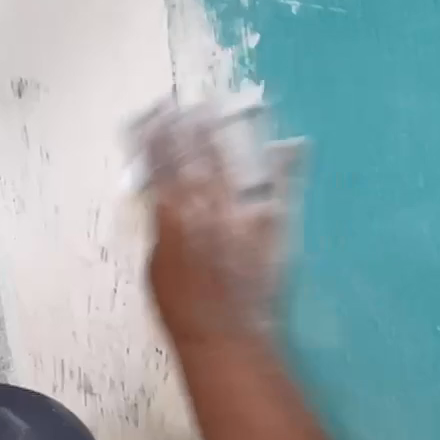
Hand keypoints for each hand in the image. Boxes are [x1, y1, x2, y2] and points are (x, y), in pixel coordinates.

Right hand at [134, 109, 303, 345]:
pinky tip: (288, 143)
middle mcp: (206, 210)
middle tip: (181, 104)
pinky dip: (283, 166)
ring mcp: (241, 216)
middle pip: (193, 159)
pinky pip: (277, 191)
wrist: (225, 335)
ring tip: (218, 109)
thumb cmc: (181, 307)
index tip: (151, 117)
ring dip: (222, 135)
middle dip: (184, 129)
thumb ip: (161, 226)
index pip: (160, 169)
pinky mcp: (271, 228)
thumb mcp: (155, 265)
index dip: (154, 141)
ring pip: (231, 166)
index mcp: (172, 219)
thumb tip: (162, 198)